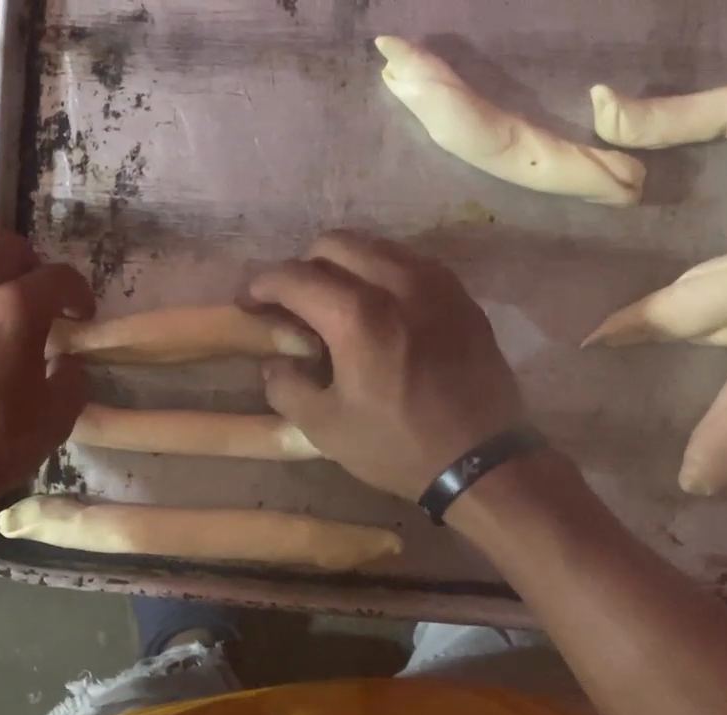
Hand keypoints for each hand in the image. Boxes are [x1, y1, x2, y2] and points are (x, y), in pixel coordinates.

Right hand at [253, 231, 525, 500]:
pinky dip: (379, 273)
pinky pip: (408, 263)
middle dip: (301, 266)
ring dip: (342, 266)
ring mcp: (436, 284)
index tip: (247, 302)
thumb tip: (275, 362)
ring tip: (329, 302)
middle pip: (335, 244)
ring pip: (375, 246)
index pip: (295, 277)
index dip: (261, 285)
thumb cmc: (394, 445)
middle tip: (287, 301)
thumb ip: (286, 386)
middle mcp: (398, 284)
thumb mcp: (323, 426)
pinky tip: (372, 308)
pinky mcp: (460, 296)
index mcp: (358, 317)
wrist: (480, 458)